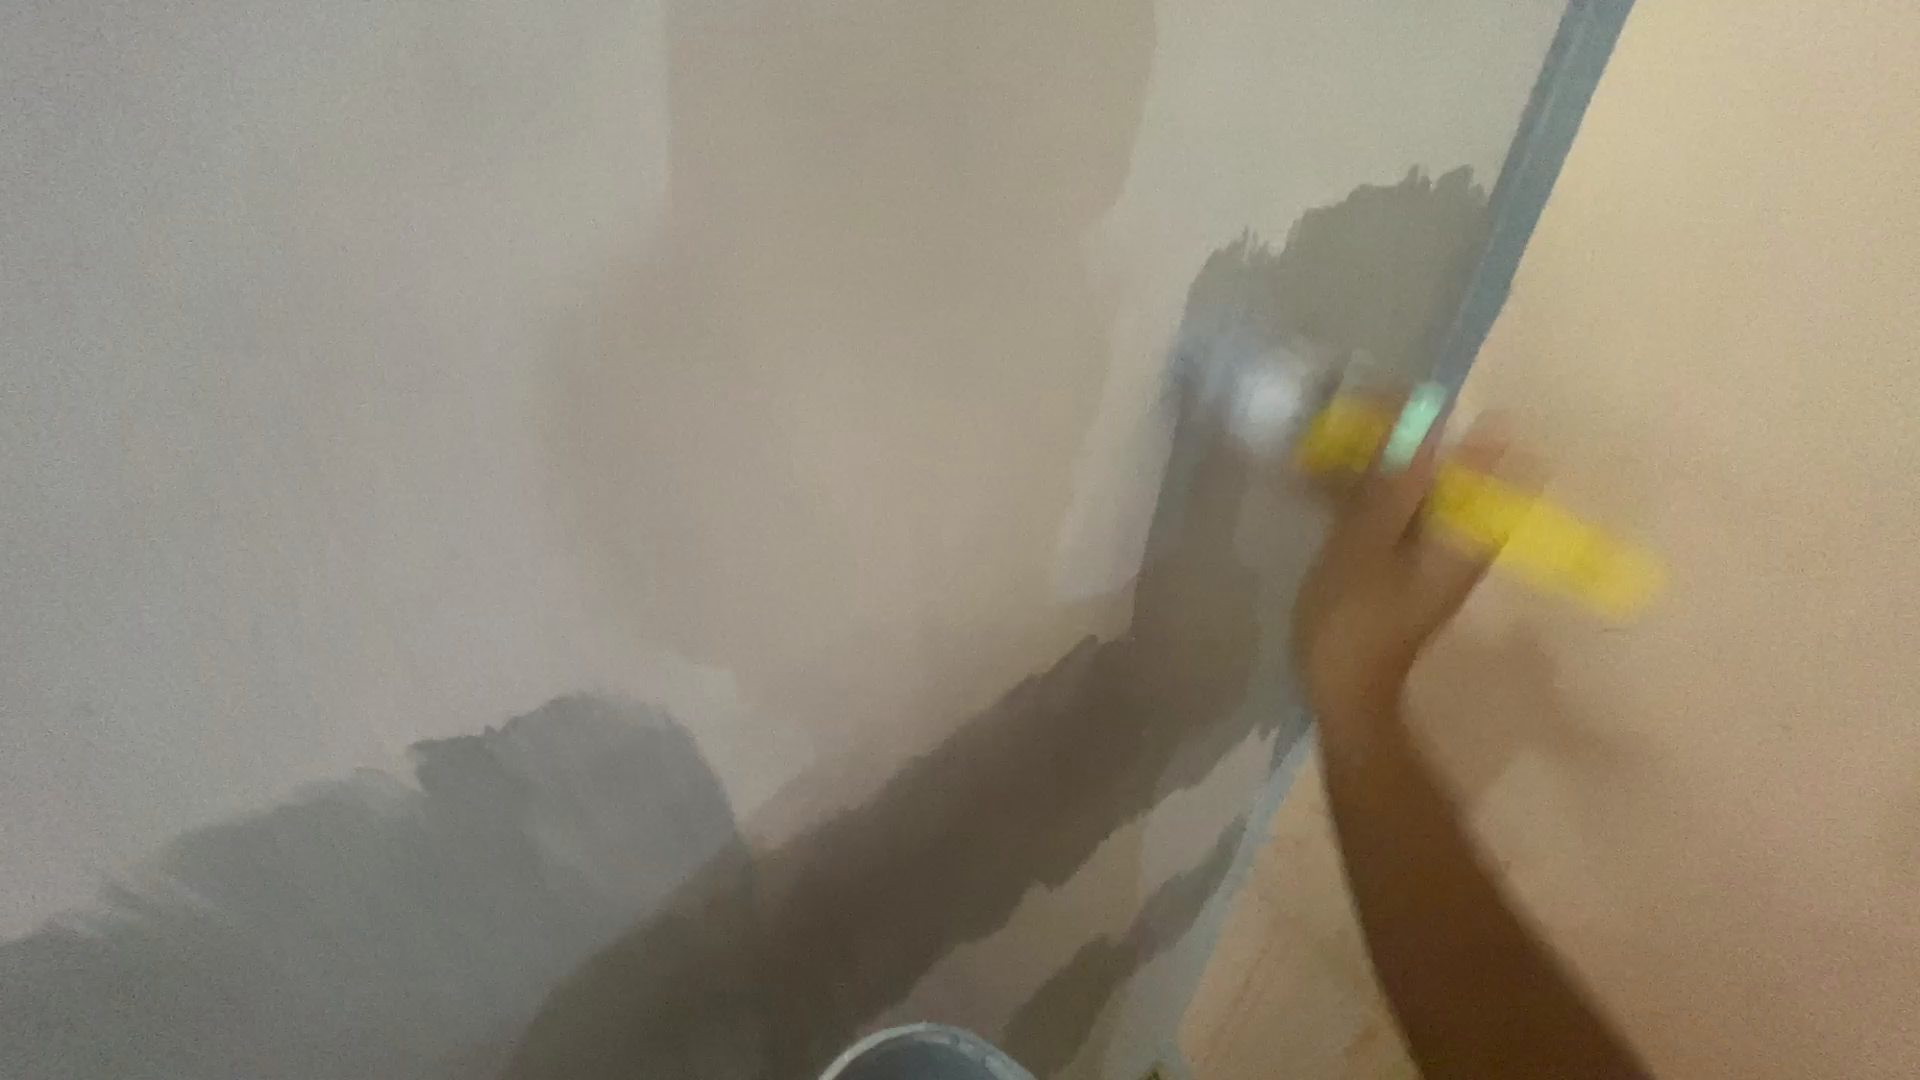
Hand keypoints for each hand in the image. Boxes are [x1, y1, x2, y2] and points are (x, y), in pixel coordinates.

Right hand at [1293, 411, 1512, 723]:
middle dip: (1396, 439)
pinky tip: (1321, 489)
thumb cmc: (1352, 620)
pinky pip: (1393, 510)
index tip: (1388, 403)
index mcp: (1464, 530)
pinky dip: (1362, 495)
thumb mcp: (1362, 549)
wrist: (1345, 687)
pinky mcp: (1406, 559)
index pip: (1478, 452)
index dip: (1437, 420)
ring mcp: (1434, 547)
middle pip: (1444, 464)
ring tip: (1325, 451)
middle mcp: (1461, 533)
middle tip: (1344, 424)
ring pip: (1414, 485)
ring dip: (1372, 465)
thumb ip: (1392, 486)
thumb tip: (1425, 425)